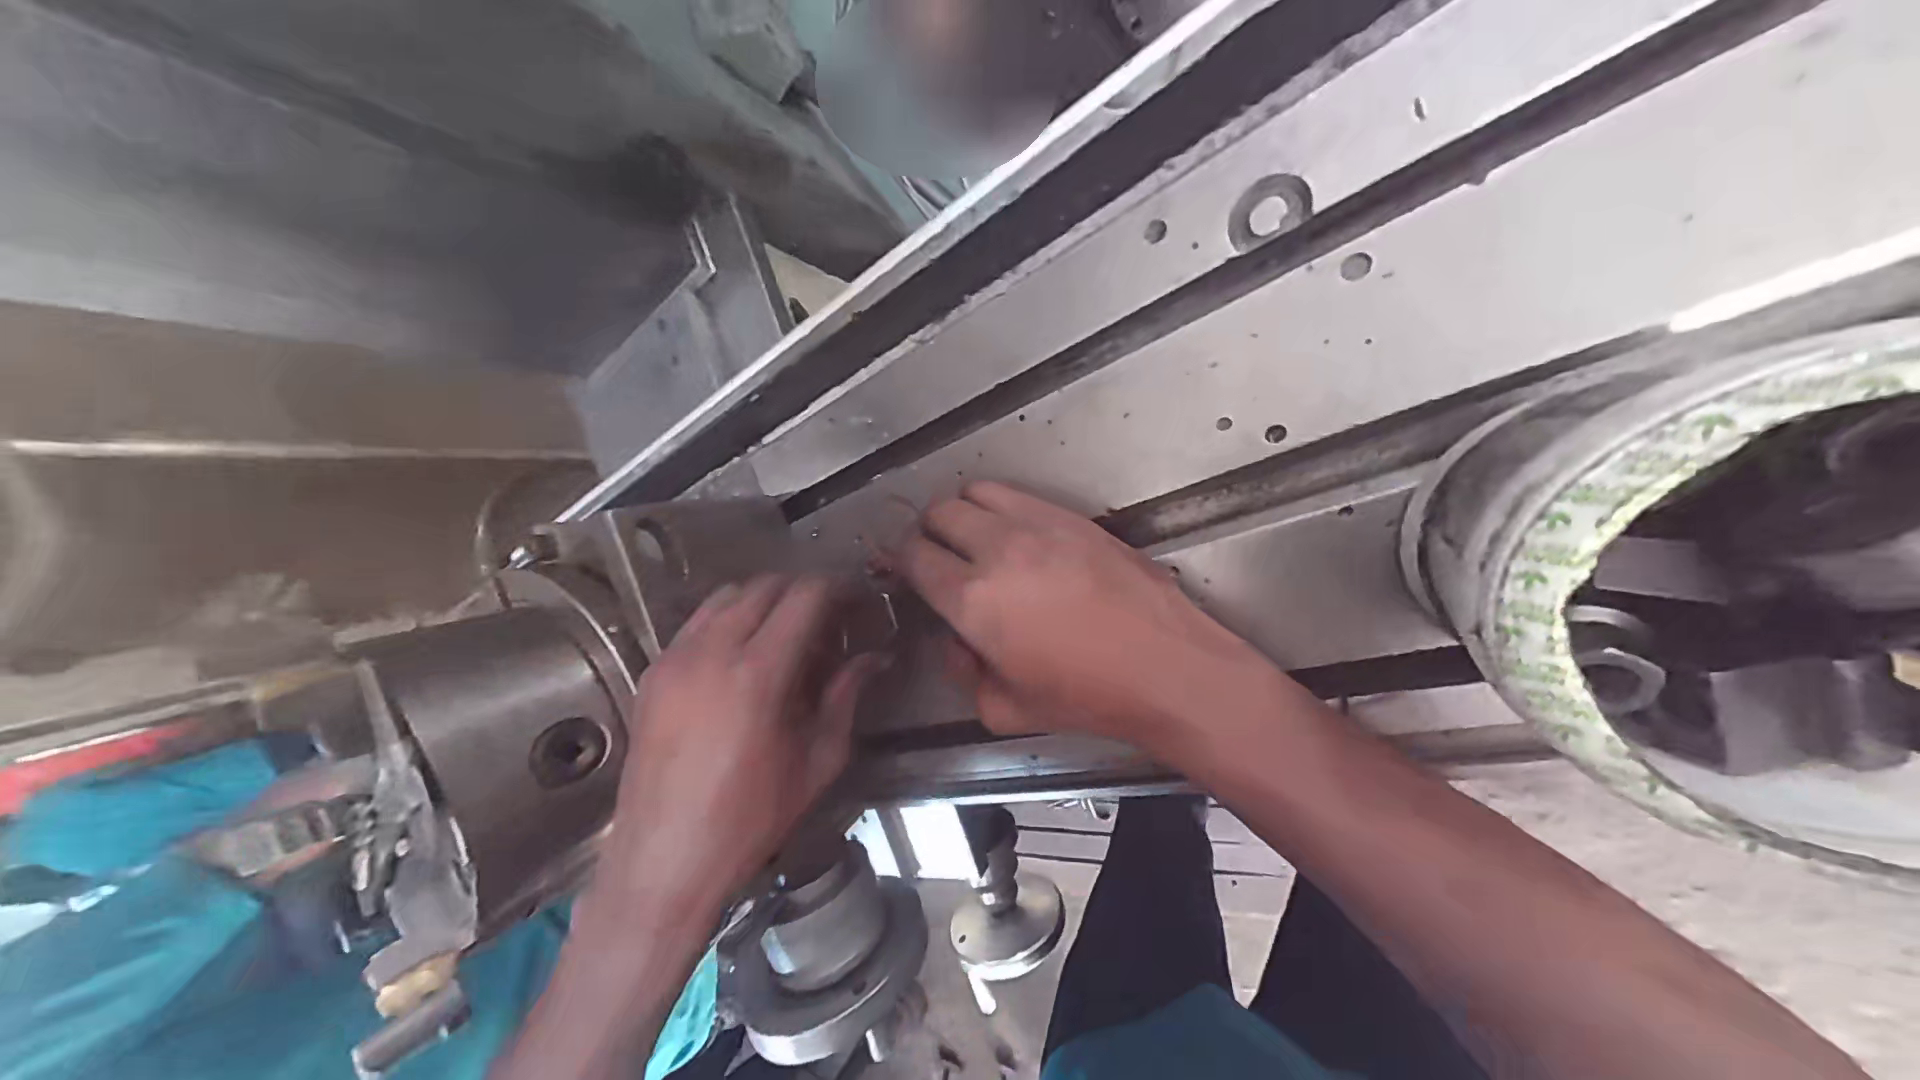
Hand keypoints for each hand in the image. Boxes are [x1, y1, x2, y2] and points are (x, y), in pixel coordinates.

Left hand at [592, 576, 886, 913]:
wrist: (665, 860)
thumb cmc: (751, 818)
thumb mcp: (818, 759)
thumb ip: (846, 695)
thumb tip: (875, 658)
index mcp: (759, 672)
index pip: (804, 596)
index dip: (837, 589)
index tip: (855, 602)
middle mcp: (712, 651)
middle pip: (765, 586)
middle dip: (803, 591)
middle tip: (827, 619)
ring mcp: (675, 658)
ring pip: (726, 596)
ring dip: (763, 600)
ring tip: (785, 632)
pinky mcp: (653, 673)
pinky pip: (696, 623)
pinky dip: (726, 620)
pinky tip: (741, 654)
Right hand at [894, 482, 1279, 751]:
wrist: (1167, 667)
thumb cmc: (1087, 697)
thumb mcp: (1004, 709)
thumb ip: (963, 671)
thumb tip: (957, 639)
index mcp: (972, 600)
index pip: (914, 556)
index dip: (900, 559)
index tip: (905, 568)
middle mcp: (998, 551)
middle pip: (938, 514)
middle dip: (927, 533)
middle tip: (936, 554)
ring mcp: (1038, 526)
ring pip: (975, 492)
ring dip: (962, 512)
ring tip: (974, 536)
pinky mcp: (1072, 517)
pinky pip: (1018, 493)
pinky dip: (1001, 506)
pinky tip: (1016, 532)